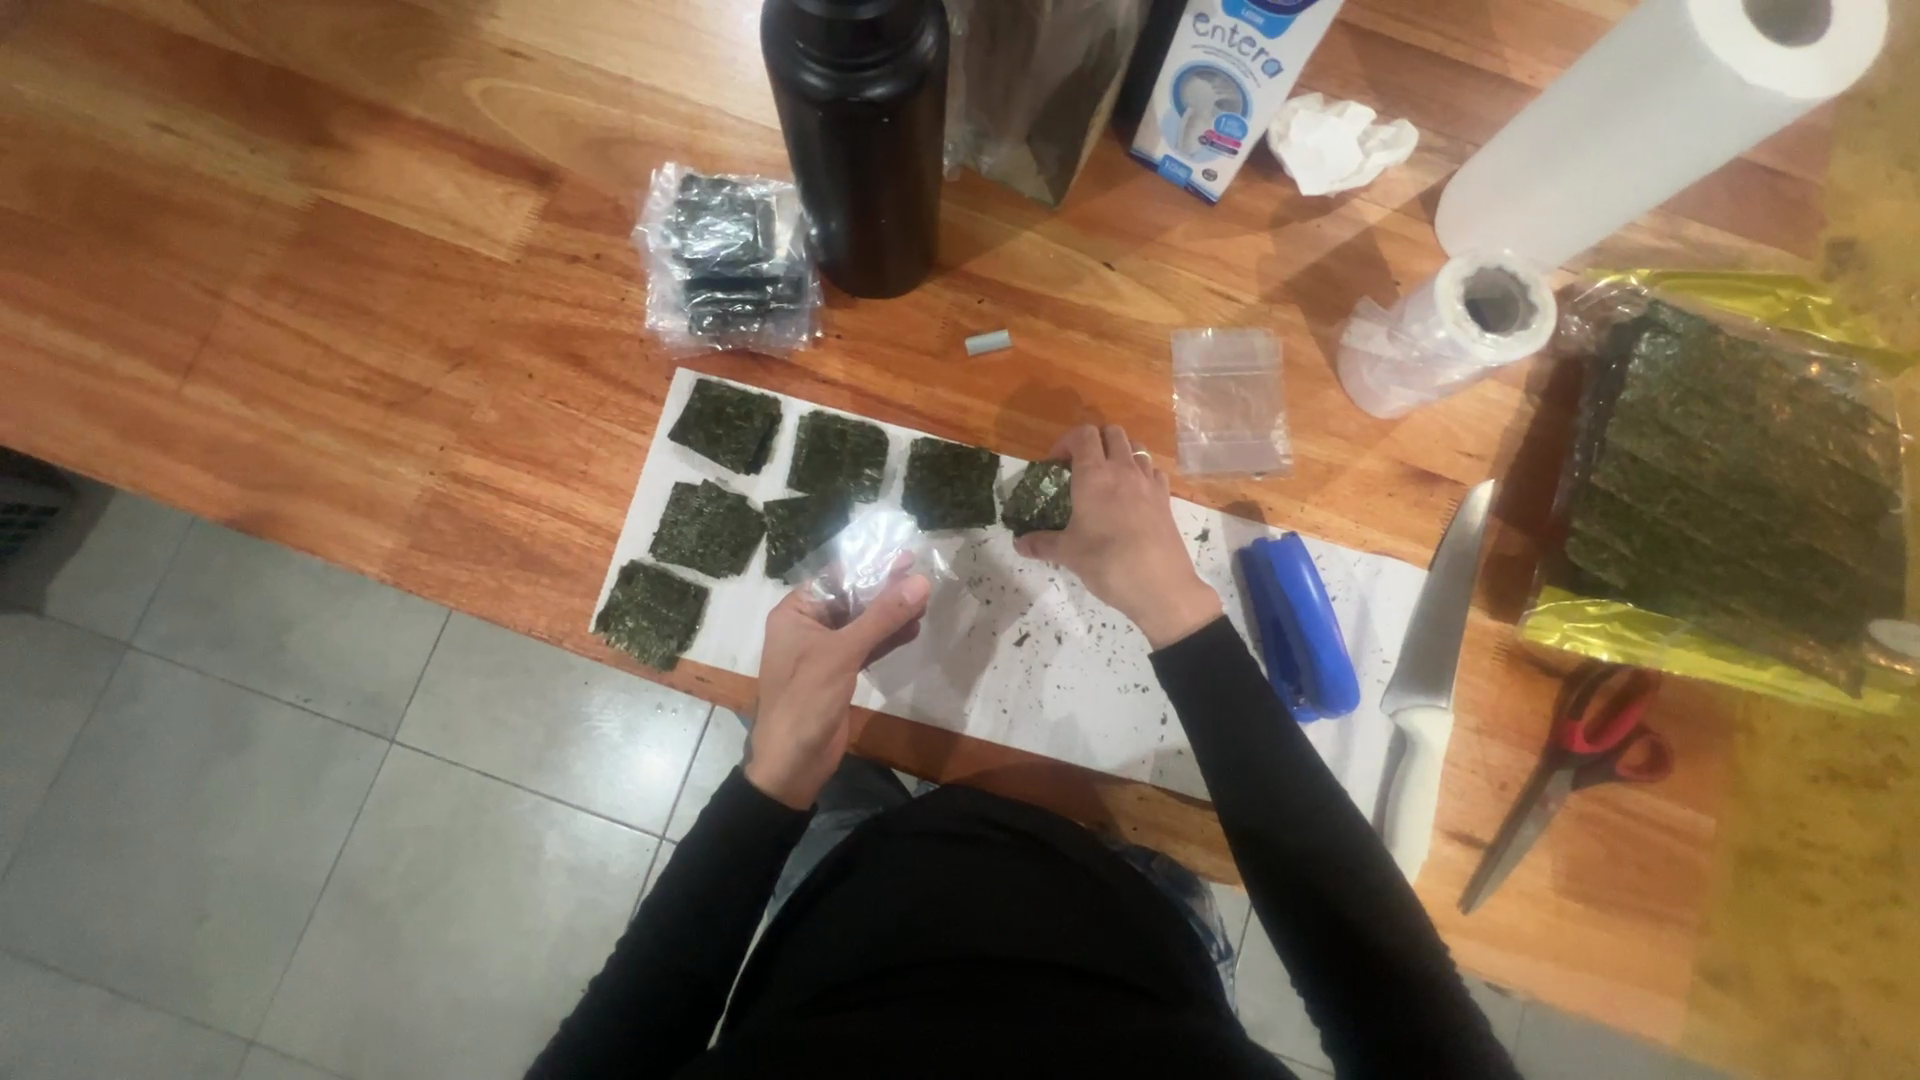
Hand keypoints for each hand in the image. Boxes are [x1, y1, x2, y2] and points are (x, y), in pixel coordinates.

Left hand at [745, 563, 930, 809]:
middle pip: (852, 599)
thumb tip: (920, 581)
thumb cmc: (806, 700)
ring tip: (925, 601)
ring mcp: (824, 651)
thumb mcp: (843, 653)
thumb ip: (882, 616)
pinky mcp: (839, 673)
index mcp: (796, 613)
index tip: (905, 555)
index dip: (870, 565)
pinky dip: (887, 638)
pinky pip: (866, 646)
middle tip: (921, 577)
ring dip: (891, 614)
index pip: (836, 578)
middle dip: (885, 590)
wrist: (792, 764)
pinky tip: (912, 628)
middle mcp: (808, 626)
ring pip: (862, 623)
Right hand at [1014, 424, 1222, 648]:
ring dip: (1120, 453)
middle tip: (1081, 464)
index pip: (1083, 435)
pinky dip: (1142, 473)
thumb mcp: (1068, 554)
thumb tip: (1019, 544)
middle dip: (1095, 441)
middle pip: (1112, 432)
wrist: (1160, 585)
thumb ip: (1042, 544)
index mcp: (1094, 475)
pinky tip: (1134, 495)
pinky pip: (1153, 472)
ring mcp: (1148, 482)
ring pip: (1136, 448)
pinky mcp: (1166, 499)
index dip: (1067, 441)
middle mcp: (1123, 469)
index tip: (1056, 463)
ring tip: (1108, 477)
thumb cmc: (1106, 562)